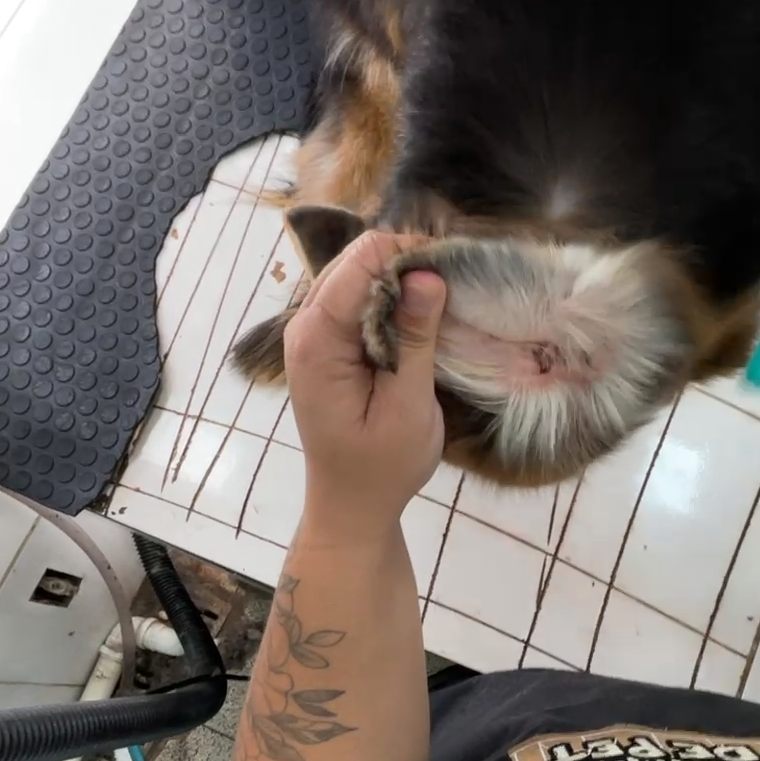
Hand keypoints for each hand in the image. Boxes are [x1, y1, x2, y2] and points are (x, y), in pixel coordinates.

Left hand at [284, 231, 446, 545]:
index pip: (360, 263)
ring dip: (400, 282)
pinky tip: (420, 319)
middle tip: (453, 291)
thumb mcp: (407, 408)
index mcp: (317, 340)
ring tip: (442, 304)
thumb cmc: (381, 468)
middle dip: (406, 265)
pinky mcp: (328, 344)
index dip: (409, 255)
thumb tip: (429, 275)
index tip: (454, 274)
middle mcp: (305, 326)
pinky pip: (358, 300)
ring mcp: (313, 333)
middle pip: (355, 260)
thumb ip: (415, 340)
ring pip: (357, 276)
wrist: (352, 504)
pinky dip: (391, 301)